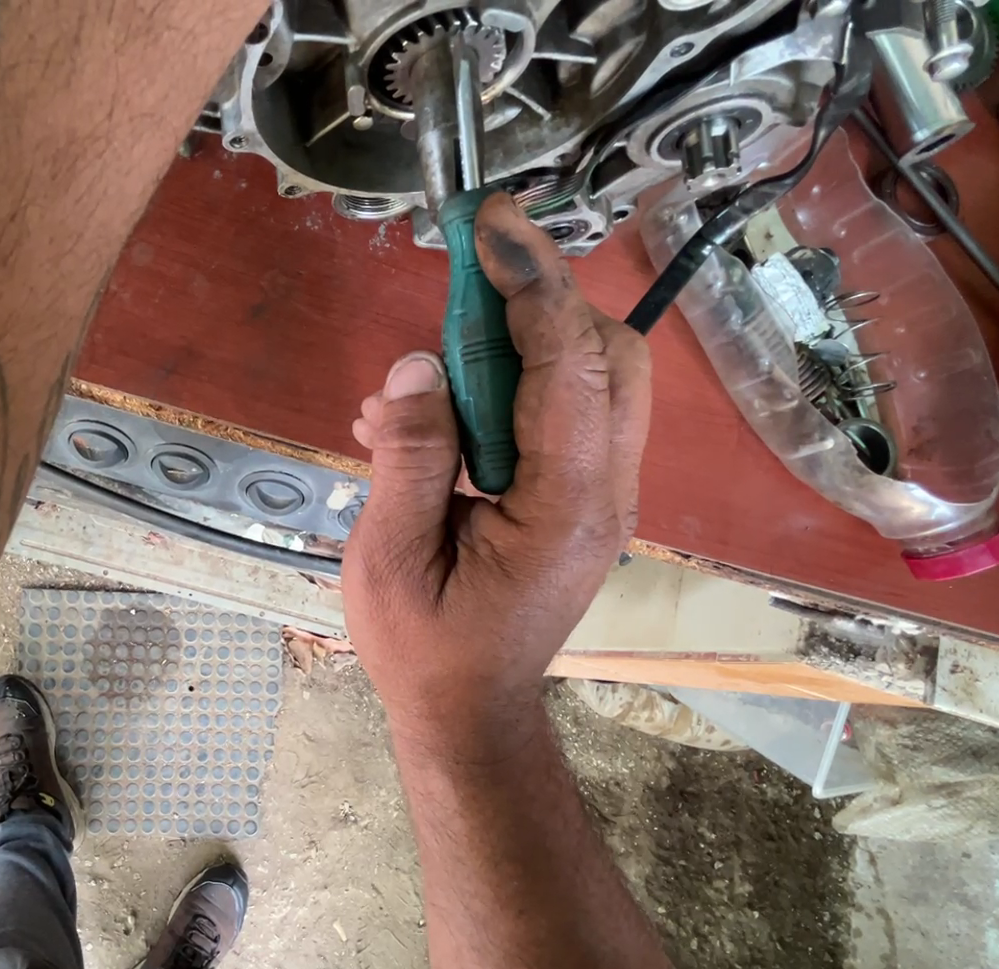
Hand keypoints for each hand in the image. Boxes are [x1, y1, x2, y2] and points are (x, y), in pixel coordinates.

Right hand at [342, 193, 650, 754]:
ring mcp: (597, 496)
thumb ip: (409, 457)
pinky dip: (504, 393)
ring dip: (517, 348)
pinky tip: (425, 422)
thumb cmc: (425, 649)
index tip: (490, 225)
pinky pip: (559, 417)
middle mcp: (603, 492)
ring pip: (591, 379)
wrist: (467, 714)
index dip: (530, 284)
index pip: (567, 366)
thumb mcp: (391, 558)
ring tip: (428, 376)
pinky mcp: (577, 501)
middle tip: (462, 291)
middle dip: (540, 305)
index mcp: (564, 507)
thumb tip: (417, 363)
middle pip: (607, 356)